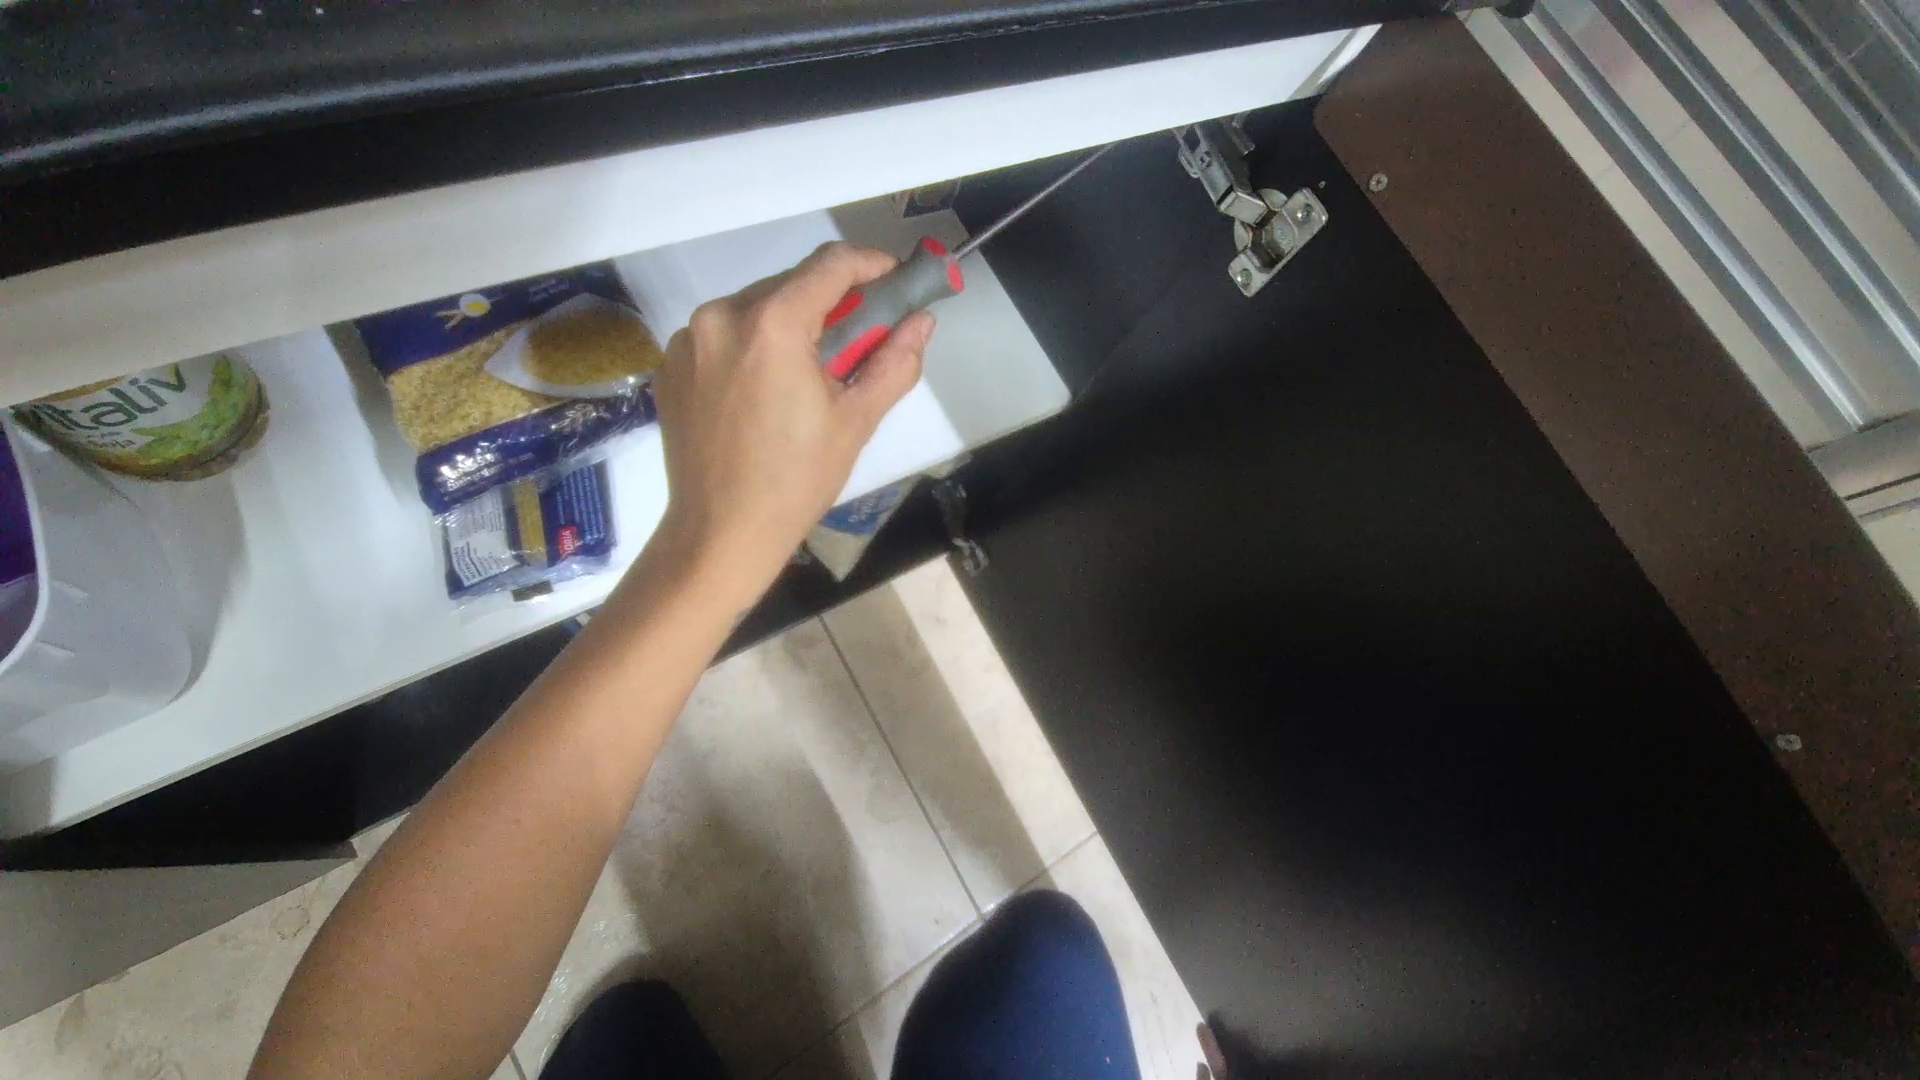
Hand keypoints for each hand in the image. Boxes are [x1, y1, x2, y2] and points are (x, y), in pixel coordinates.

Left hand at [650, 241, 933, 590]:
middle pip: (790, 285)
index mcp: (771, 325)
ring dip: (789, 326)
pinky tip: (764, 392)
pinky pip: (723, 336)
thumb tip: (923, 323)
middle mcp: (721, 317)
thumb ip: (894, 363)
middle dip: (830, 305)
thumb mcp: (856, 422)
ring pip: (754, 309)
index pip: (830, 266)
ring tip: (807, 376)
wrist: (720, 533)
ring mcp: (688, 341)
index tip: (894, 279)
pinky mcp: (670, 365)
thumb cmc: (796, 481)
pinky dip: (752, 347)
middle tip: (858, 342)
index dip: (870, 264)